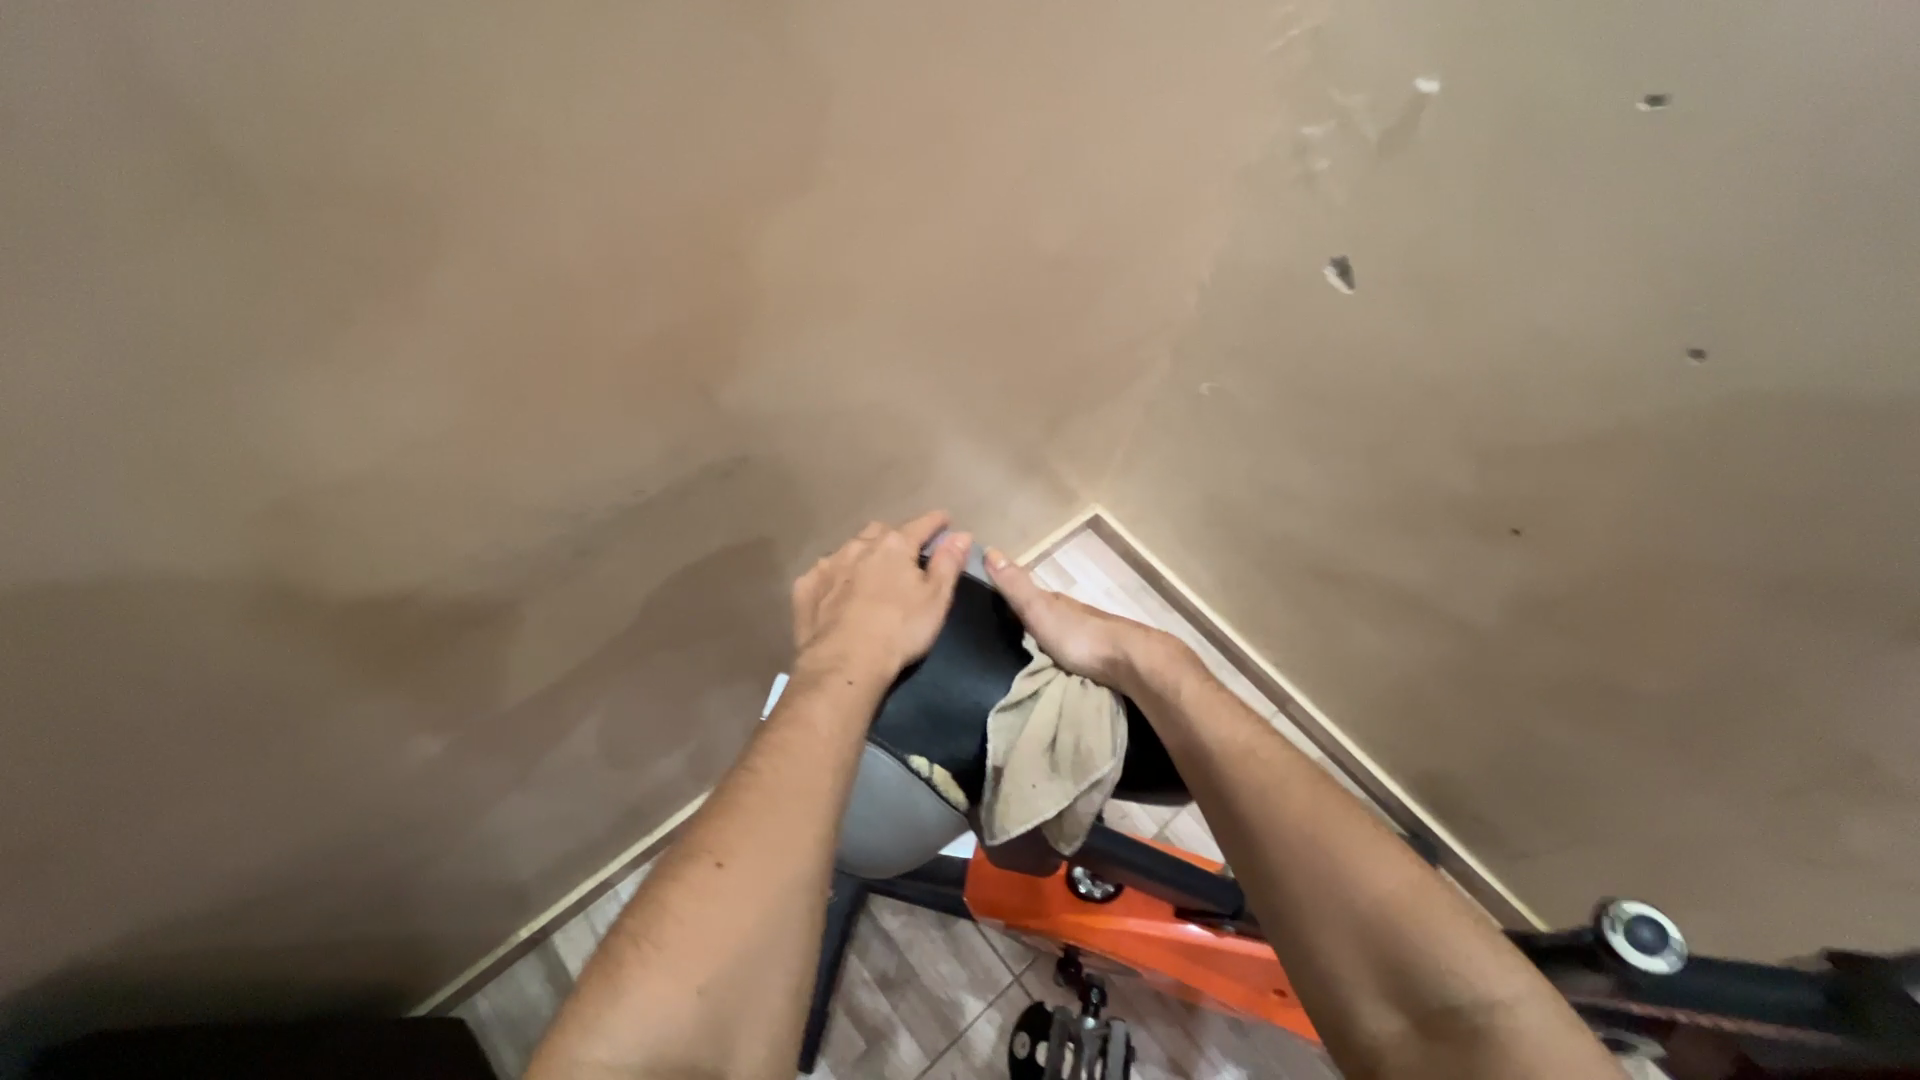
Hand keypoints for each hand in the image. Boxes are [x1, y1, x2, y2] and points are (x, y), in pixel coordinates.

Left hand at [791, 511, 972, 678]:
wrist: (844, 662)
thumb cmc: (900, 630)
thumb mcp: (936, 599)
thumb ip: (949, 563)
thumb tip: (961, 534)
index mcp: (894, 546)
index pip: (920, 524)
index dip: (935, 522)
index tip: (945, 520)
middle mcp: (858, 546)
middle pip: (880, 532)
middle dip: (894, 537)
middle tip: (904, 553)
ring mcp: (828, 565)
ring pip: (849, 549)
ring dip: (862, 555)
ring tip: (869, 573)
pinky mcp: (805, 587)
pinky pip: (824, 573)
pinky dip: (835, 578)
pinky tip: (837, 593)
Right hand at [984, 547, 1179, 693]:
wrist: (1129, 661)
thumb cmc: (1079, 634)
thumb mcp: (1038, 608)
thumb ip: (1015, 585)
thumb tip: (989, 549)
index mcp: (1057, 602)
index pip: (1030, 596)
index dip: (1011, 601)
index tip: (991, 614)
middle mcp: (1074, 615)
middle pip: (1047, 618)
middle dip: (1030, 627)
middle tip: (1006, 645)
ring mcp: (1090, 638)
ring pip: (1063, 638)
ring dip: (1048, 646)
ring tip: (1028, 664)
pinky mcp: (1101, 661)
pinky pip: (1075, 658)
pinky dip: (1064, 661)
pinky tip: (1056, 673)